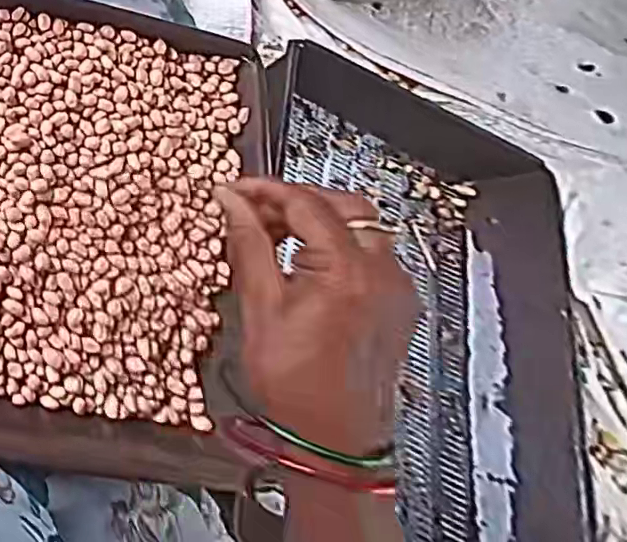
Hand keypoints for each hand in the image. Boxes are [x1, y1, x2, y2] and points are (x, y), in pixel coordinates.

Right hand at [217, 176, 416, 457]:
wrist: (332, 437)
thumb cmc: (294, 378)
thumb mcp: (258, 301)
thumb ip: (247, 241)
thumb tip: (230, 200)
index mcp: (348, 273)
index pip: (307, 203)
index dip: (265, 189)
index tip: (234, 189)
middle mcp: (383, 277)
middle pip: (346, 205)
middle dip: (295, 196)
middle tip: (253, 205)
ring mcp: (395, 291)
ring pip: (359, 226)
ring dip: (313, 217)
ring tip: (268, 229)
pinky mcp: (395, 305)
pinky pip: (366, 253)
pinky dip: (330, 240)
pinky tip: (295, 253)